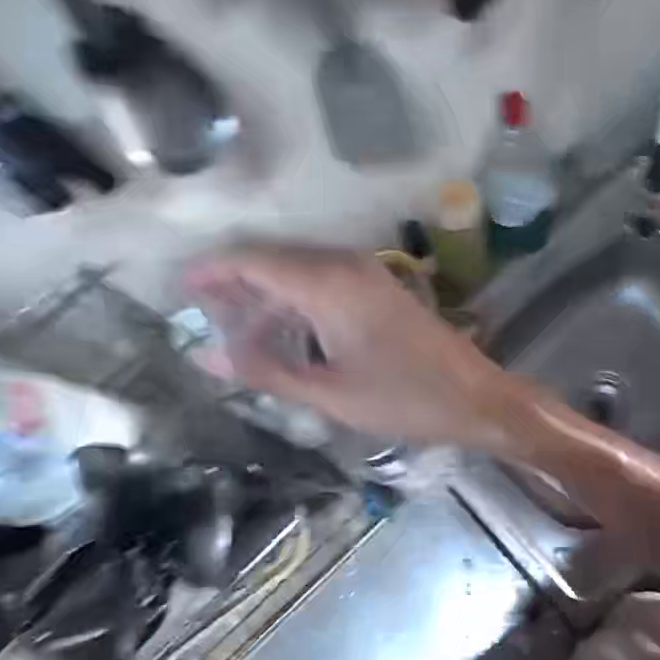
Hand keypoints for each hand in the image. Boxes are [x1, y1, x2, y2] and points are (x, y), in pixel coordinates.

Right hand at [186, 243, 538, 453]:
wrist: (479, 399)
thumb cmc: (406, 399)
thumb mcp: (329, 392)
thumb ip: (264, 370)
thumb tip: (203, 354)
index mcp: (326, 282)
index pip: (250, 259)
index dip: (211, 273)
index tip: (179, 291)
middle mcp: (346, 265)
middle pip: (275, 260)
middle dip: (238, 285)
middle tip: (206, 318)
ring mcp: (372, 275)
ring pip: (303, 271)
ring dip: (271, 296)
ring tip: (242, 332)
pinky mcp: (387, 291)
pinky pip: (330, 283)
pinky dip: (303, 302)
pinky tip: (293, 334)